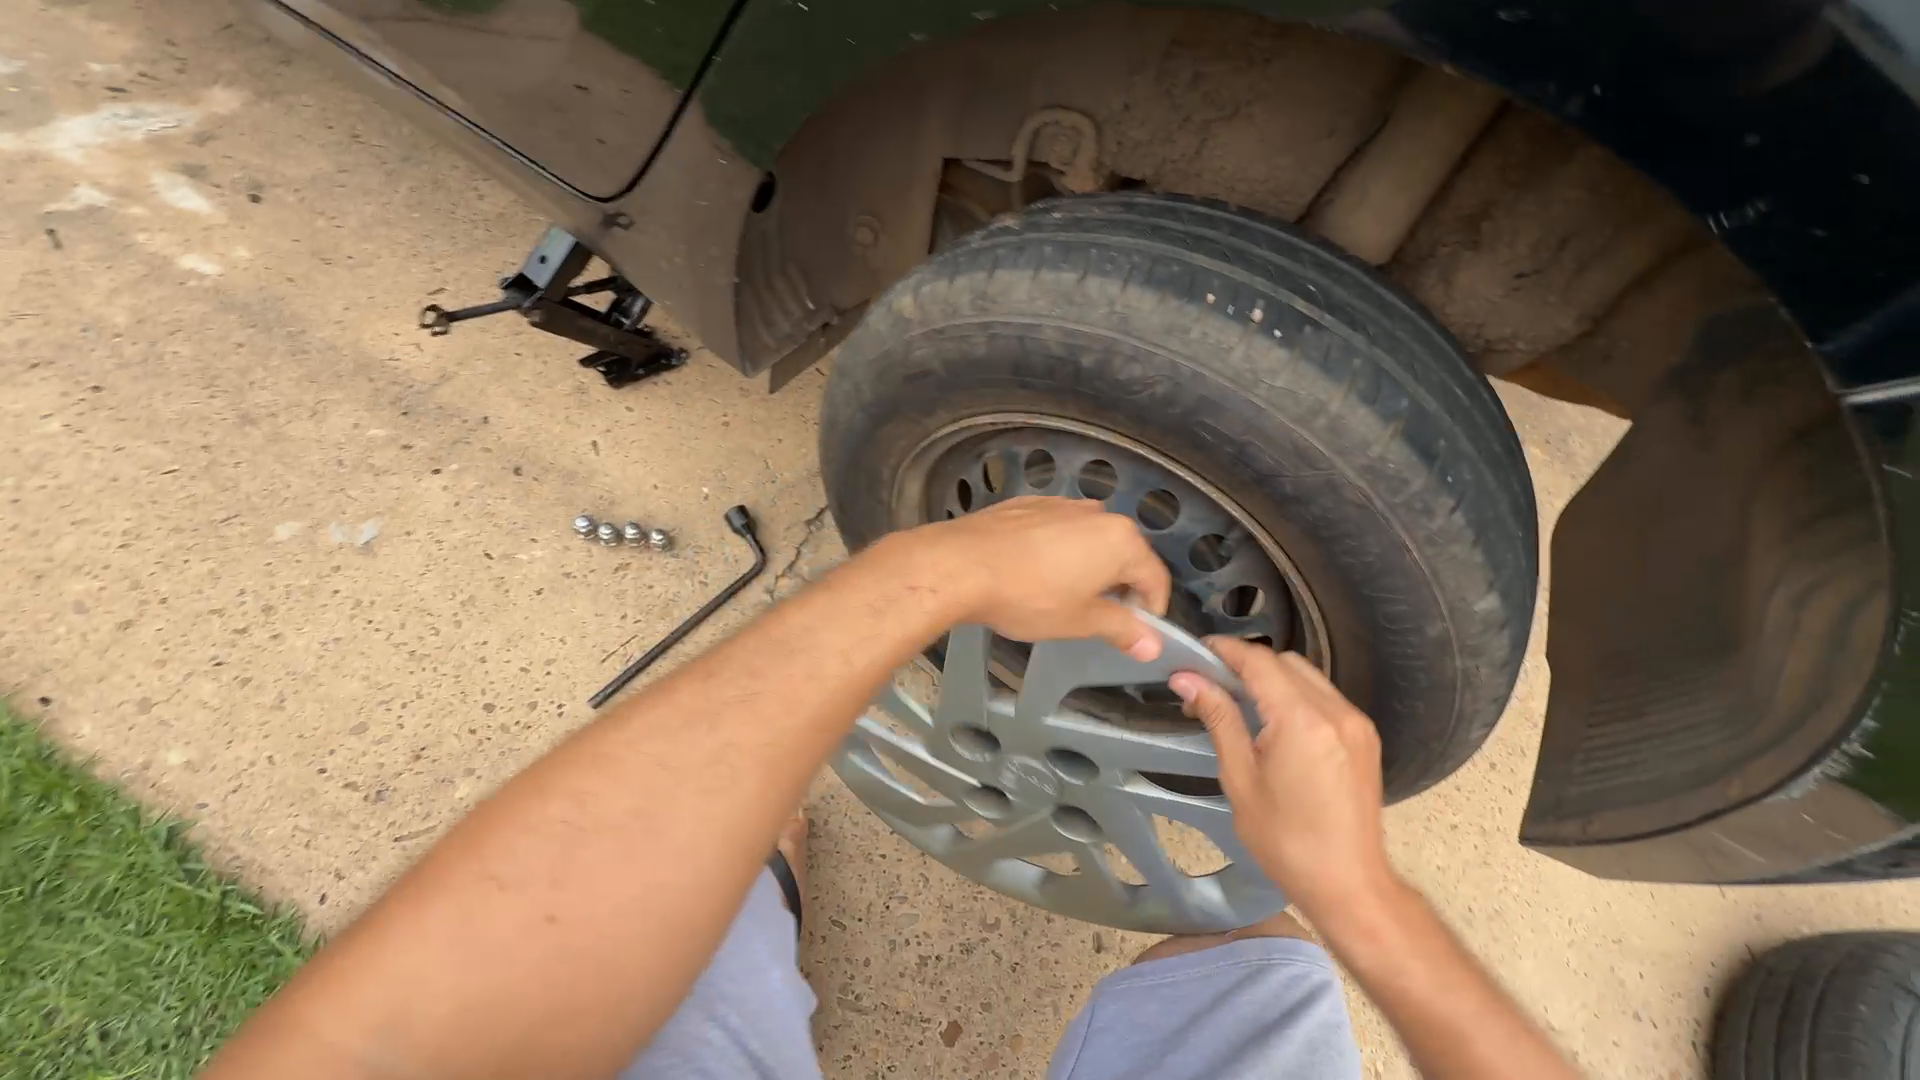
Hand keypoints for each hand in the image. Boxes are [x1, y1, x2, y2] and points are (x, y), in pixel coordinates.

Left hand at [908, 496, 1171, 658]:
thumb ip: (1121, 629)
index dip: (1151, 610)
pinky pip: (1058, 530)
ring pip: (1090, 539)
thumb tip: (1152, 645)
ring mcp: (1061, 504)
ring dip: (1088, 567)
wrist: (960, 564)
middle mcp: (1097, 513)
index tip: (1136, 634)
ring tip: (1064, 597)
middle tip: (1100, 619)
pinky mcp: (1029, 504)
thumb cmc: (1028, 597)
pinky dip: (1058, 551)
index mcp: (1120, 540)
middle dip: (1120, 587)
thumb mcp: (1080, 621)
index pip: (1155, 577)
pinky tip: (1034, 573)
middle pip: (1125, 553)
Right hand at [1169, 639, 1396, 917]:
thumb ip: (1218, 719)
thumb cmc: (1285, 839)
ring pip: (1307, 675)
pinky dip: (1295, 695)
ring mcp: (1356, 723)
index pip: (1259, 661)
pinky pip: (1324, 696)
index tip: (1194, 653)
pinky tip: (1273, 722)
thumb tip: (1187, 679)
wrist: (1350, 884)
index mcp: (1302, 720)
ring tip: (1239, 703)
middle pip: (1284, 662)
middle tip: (1211, 684)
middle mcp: (1336, 711)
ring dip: (1271, 678)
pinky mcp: (1364, 737)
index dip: (1224, 650)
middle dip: (1246, 664)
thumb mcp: (1240, 778)